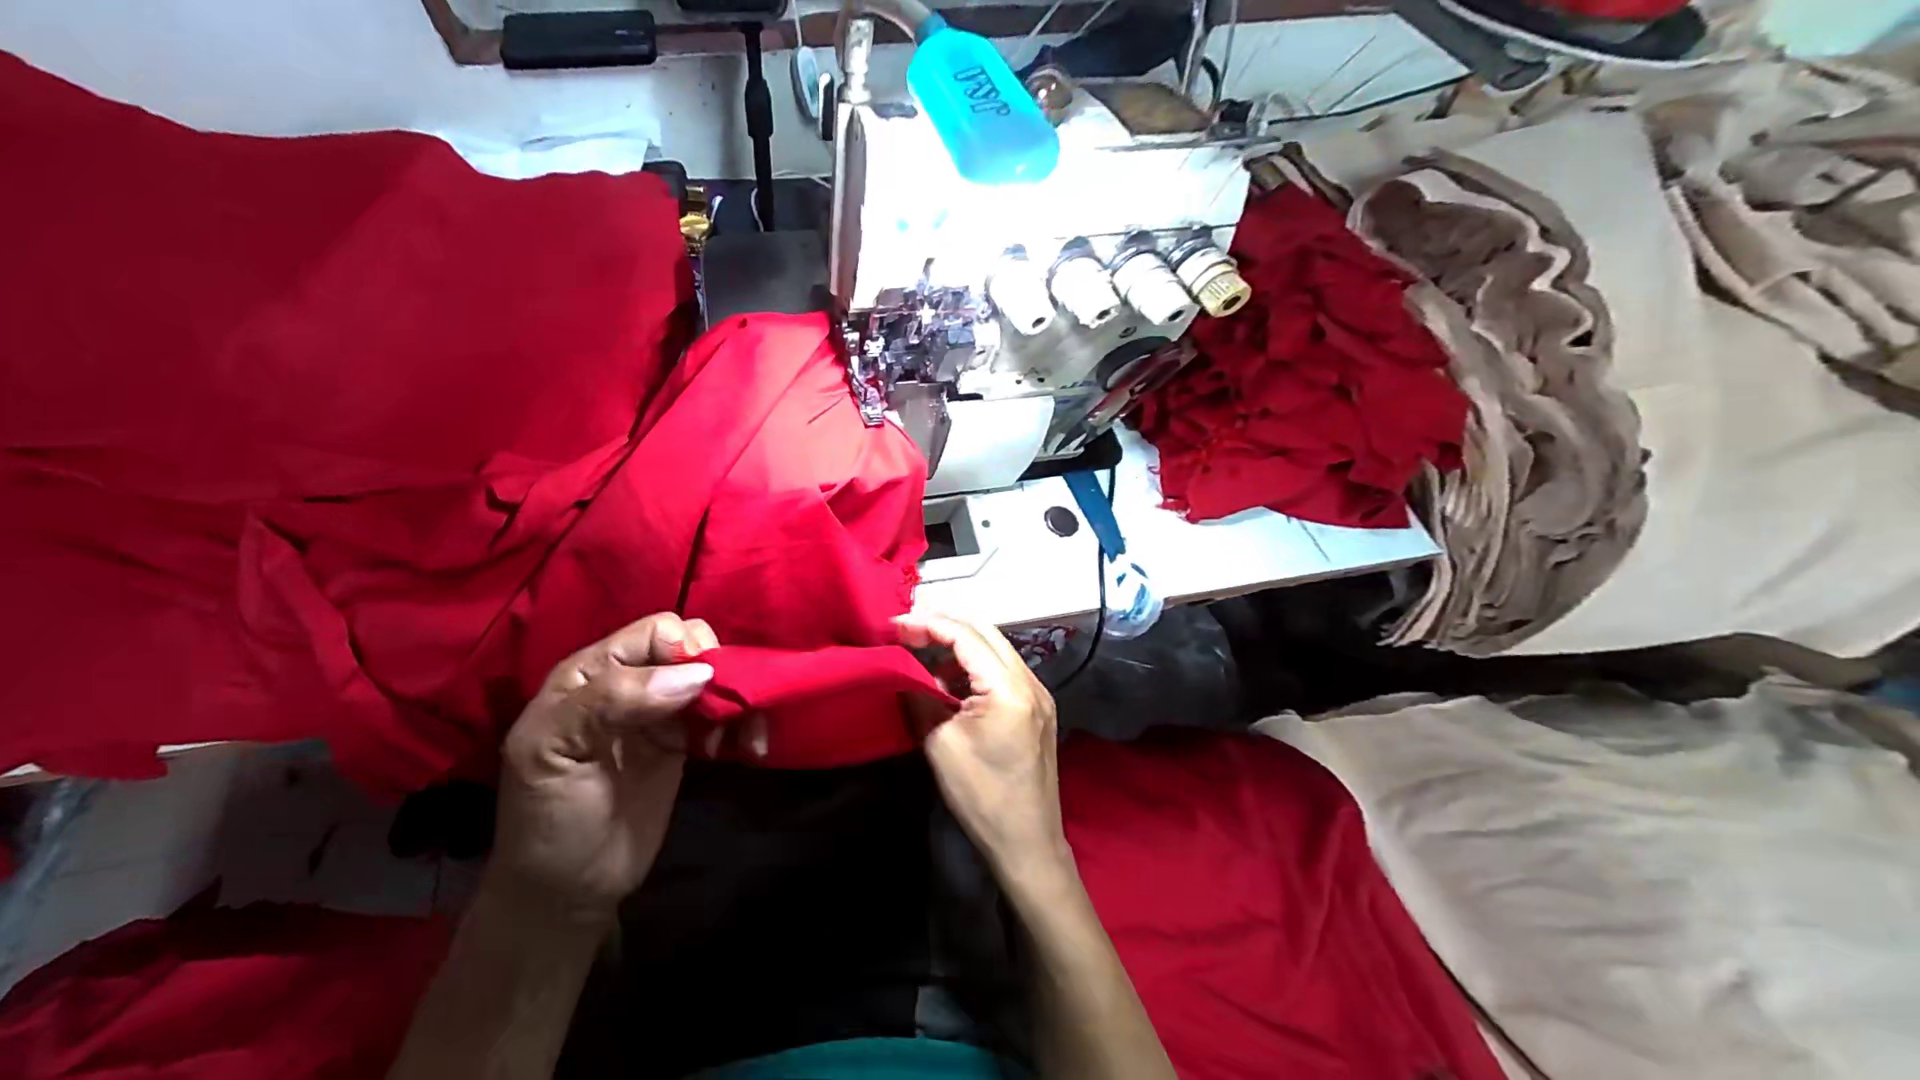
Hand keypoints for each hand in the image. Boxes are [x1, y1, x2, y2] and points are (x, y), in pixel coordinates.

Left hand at [491, 612, 717, 920]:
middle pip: (693, 647)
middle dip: (719, 671)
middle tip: (722, 713)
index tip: (699, 686)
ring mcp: (662, 712)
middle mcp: (631, 682)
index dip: (683, 649)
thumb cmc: (550, 818)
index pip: (655, 632)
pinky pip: (726, 714)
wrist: (567, 890)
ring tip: (743, 738)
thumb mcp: (555, 751)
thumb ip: (612, 700)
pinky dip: (745, 724)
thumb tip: (696, 675)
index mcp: (592, 673)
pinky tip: (748, 749)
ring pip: (716, 678)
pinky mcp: (686, 742)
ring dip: (740, 699)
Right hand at [894, 612, 1069, 884]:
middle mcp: (1031, 681)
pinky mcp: (1037, 708)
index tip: (894, 626)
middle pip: (985, 631)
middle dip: (944, 625)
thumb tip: (906, 671)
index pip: (966, 635)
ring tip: (923, 656)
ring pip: (995, 648)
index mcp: (1009, 688)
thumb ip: (921, 697)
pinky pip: (1002, 670)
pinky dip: (974, 666)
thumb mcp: (940, 744)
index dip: (927, 624)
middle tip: (907, 631)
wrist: (1027, 841)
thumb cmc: (981, 796)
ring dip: (959, 646)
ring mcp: (1039, 693)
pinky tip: (949, 682)